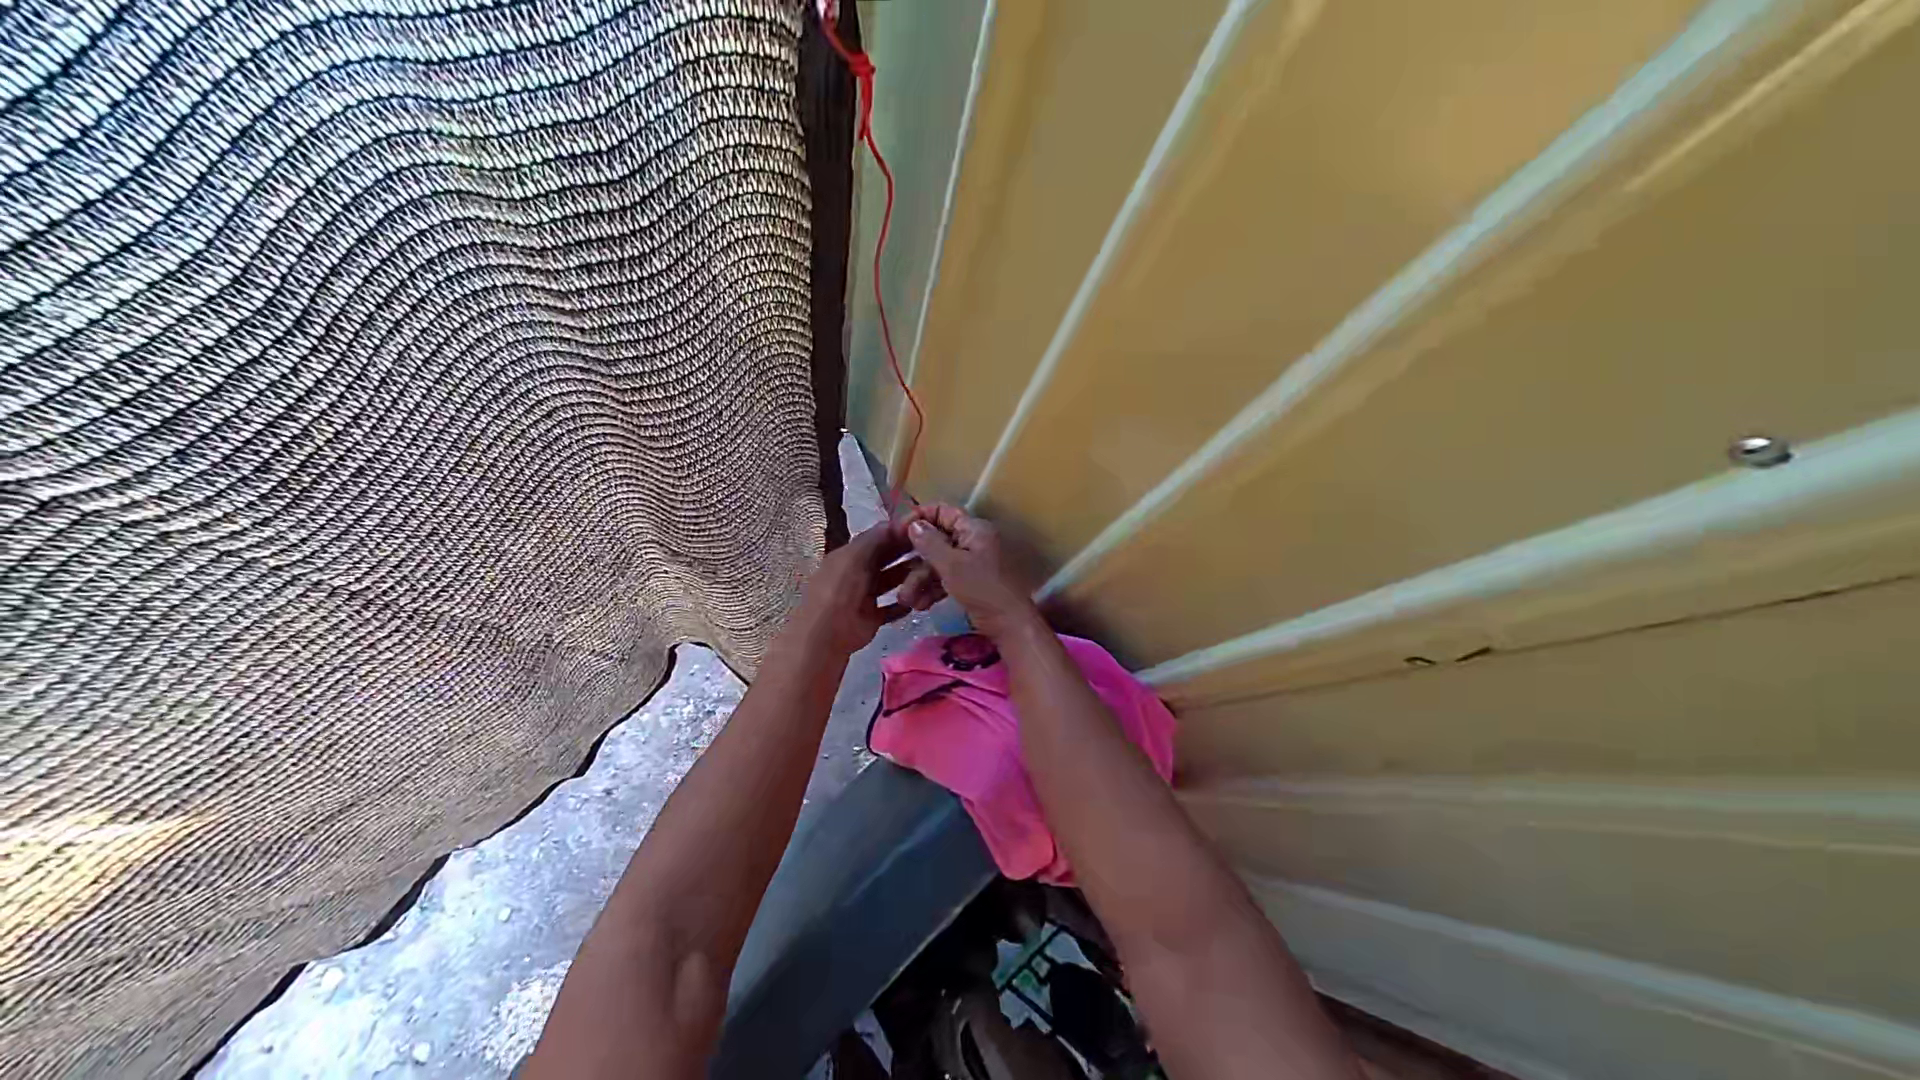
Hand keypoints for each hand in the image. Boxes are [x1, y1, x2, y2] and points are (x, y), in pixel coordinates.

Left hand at [786, 523, 925, 657]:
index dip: (898, 533)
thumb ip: (876, 538)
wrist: (827, 633)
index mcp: (849, 555)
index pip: (877, 539)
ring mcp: (864, 596)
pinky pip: (892, 608)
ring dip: (908, 578)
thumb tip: (900, 520)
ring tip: (929, 574)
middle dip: (906, 553)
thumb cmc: (840, 588)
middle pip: (886, 559)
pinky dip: (904, 605)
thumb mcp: (855, 556)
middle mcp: (857, 573)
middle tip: (932, 549)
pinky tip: (918, 600)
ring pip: (891, 582)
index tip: (922, 529)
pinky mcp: (872, 617)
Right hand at [904, 504, 1040, 639]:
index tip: (898, 532)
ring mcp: (969, 563)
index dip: (919, 518)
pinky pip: (943, 579)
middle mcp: (971, 541)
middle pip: (935, 541)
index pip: (942, 511)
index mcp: (973, 529)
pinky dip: (931, 590)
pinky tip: (919, 605)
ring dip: (919, 580)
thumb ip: (930, 543)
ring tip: (907, 599)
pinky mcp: (967, 582)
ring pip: (936, 563)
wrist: (1008, 624)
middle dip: (915, 561)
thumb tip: (913, 524)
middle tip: (897, 574)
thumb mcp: (952, 565)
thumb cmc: (982, 588)